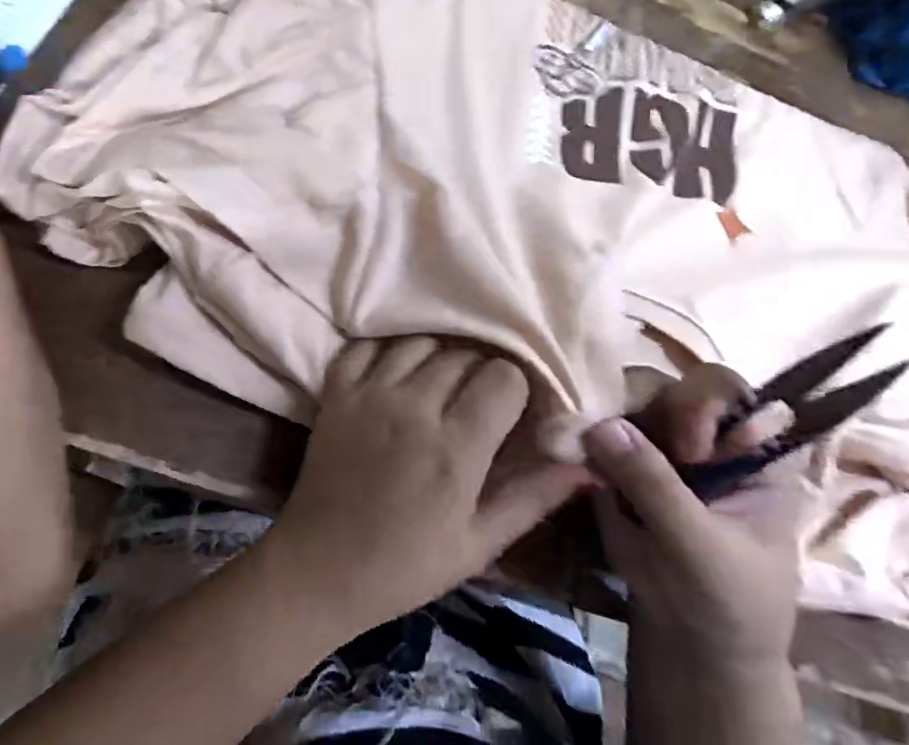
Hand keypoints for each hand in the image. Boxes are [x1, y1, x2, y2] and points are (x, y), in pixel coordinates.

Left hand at [258, 338, 594, 630]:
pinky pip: (366, 345)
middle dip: (479, 373)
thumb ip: (533, 496)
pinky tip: (396, 372)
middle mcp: (413, 408)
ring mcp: (369, 394)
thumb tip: (588, 465)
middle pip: (463, 355)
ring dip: (437, 356)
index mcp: (455, 448)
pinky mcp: (335, 392)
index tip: (510, 410)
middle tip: (476, 401)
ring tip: (438, 386)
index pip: (503, 377)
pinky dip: (386, 350)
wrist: (320, 568)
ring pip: (419, 342)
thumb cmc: (406, 565)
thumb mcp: (478, 542)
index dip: (514, 389)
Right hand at [584, 364, 804, 664]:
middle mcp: (705, 435)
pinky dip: (580, 436)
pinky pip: (599, 433)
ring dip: (599, 415)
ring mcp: (661, 446)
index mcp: (752, 451)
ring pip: (626, 406)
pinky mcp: (624, 461)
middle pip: (667, 390)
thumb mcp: (700, 548)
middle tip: (606, 433)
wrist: (693, 647)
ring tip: (576, 441)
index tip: (688, 448)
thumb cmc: (726, 601)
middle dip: (635, 404)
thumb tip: (601, 424)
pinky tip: (564, 448)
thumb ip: (655, 486)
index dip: (703, 404)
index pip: (728, 394)